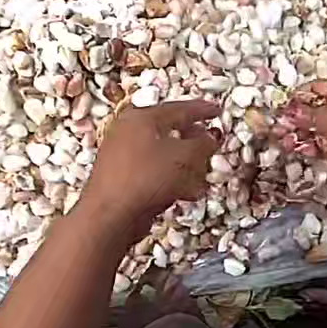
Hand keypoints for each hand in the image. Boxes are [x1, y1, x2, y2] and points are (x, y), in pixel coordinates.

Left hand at [78, 99, 218, 229]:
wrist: (109, 217)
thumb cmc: (147, 178)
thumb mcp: (184, 157)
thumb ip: (203, 144)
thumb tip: (211, 137)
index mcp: (141, 118)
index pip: (178, 109)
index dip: (201, 110)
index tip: (218, 110)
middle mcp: (128, 132)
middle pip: (169, 131)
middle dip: (193, 141)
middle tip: (210, 144)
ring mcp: (121, 156)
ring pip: (162, 154)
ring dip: (186, 164)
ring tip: (202, 175)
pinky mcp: (121, 179)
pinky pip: (154, 172)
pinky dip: (172, 178)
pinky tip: (187, 193)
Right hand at [277, 80, 326, 187]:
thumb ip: (310, 115)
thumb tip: (289, 111)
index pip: (318, 89)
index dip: (299, 96)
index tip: (282, 106)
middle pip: (313, 110)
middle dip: (295, 117)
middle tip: (277, 125)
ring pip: (313, 130)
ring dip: (297, 134)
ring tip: (282, 138)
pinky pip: (318, 146)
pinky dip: (306, 146)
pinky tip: (294, 147)